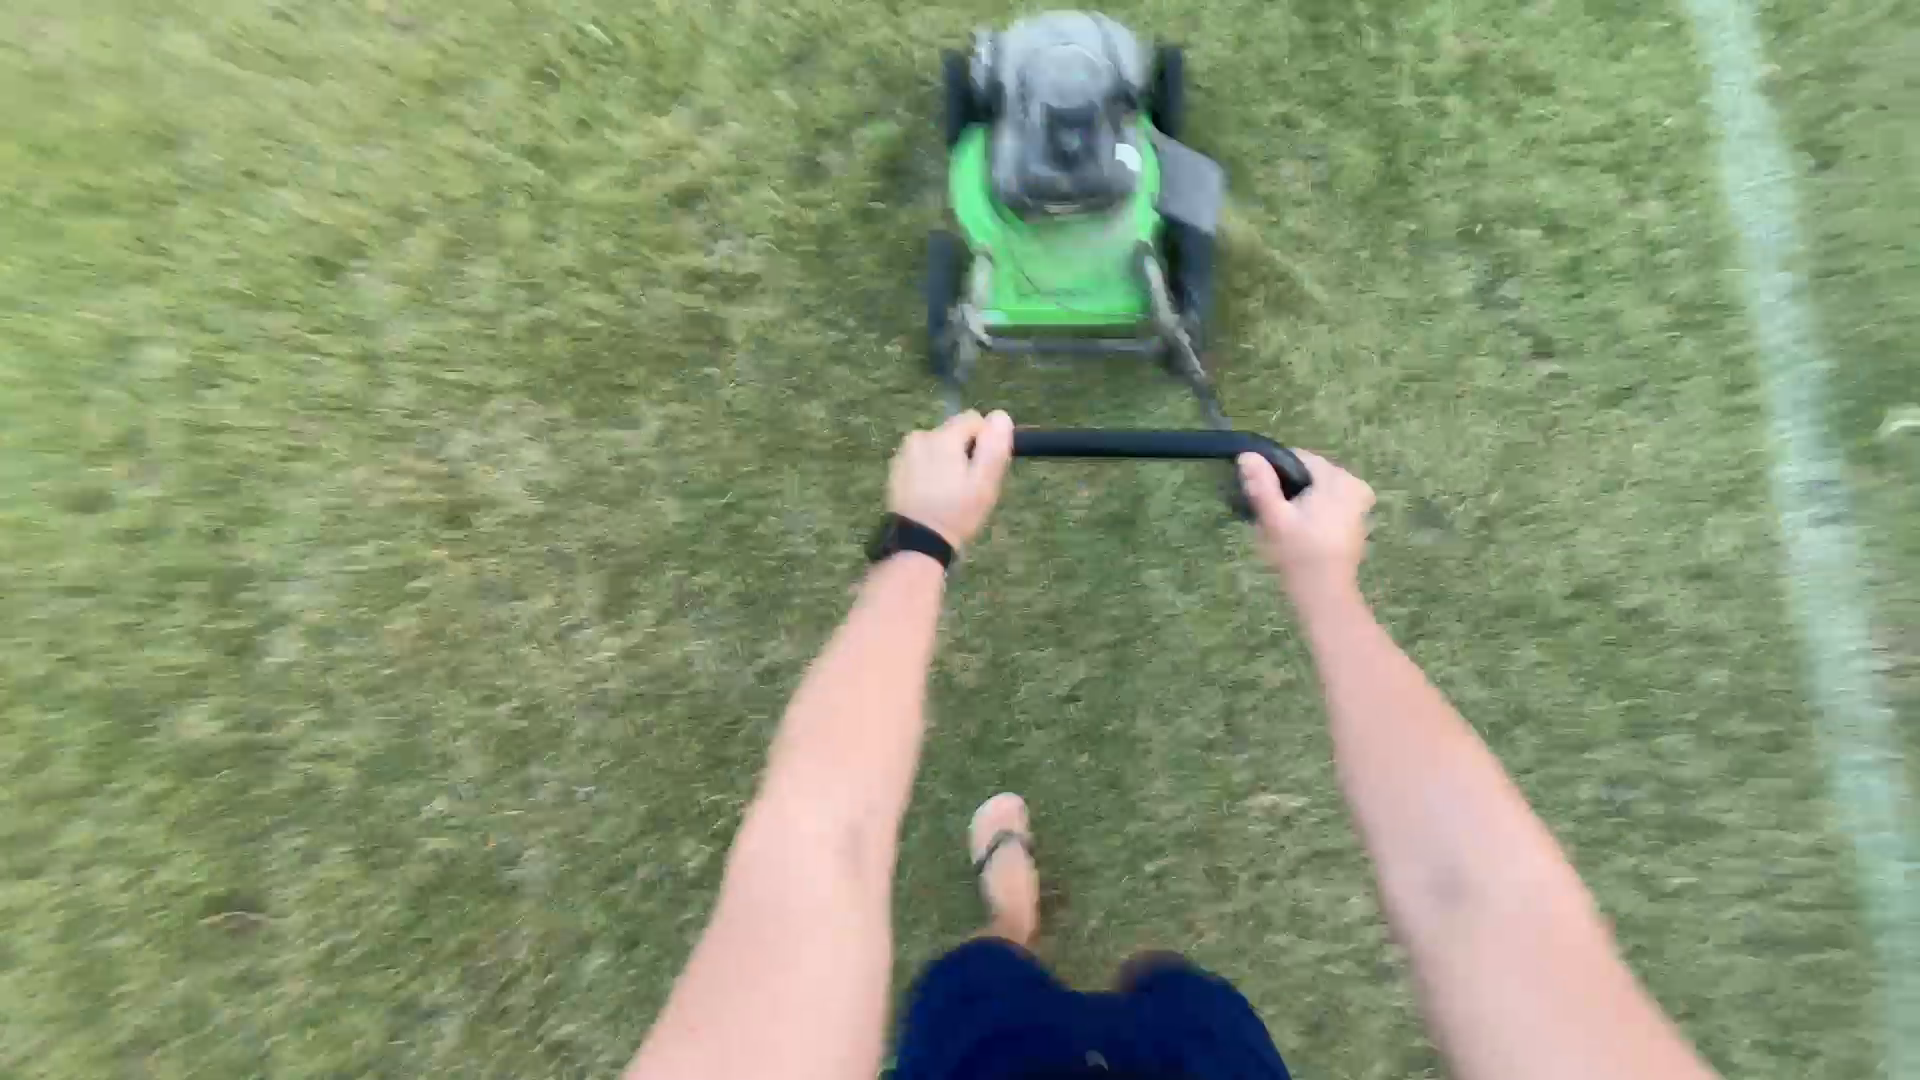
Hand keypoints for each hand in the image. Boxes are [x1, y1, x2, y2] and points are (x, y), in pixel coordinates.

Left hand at [888, 410, 1014, 547]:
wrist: (918, 542)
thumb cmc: (956, 513)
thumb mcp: (984, 482)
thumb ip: (994, 446)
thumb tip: (1000, 415)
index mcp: (942, 436)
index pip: (973, 420)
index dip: (984, 443)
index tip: (983, 470)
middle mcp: (919, 437)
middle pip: (953, 434)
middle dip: (964, 454)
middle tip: (968, 487)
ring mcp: (903, 454)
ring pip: (937, 449)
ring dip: (946, 464)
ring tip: (949, 495)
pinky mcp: (895, 471)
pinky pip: (921, 462)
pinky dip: (929, 473)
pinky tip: (932, 497)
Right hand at [1238, 449, 1374, 600]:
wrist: (1323, 592)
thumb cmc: (1298, 553)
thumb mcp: (1274, 517)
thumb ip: (1261, 484)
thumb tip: (1247, 454)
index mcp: (1338, 478)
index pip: (1298, 458)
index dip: (1274, 472)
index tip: (1261, 493)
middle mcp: (1355, 484)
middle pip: (1308, 473)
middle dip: (1287, 487)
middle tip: (1270, 514)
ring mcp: (1359, 503)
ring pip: (1316, 489)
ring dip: (1298, 500)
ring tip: (1282, 524)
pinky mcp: (1356, 520)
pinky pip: (1327, 503)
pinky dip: (1311, 511)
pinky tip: (1299, 532)